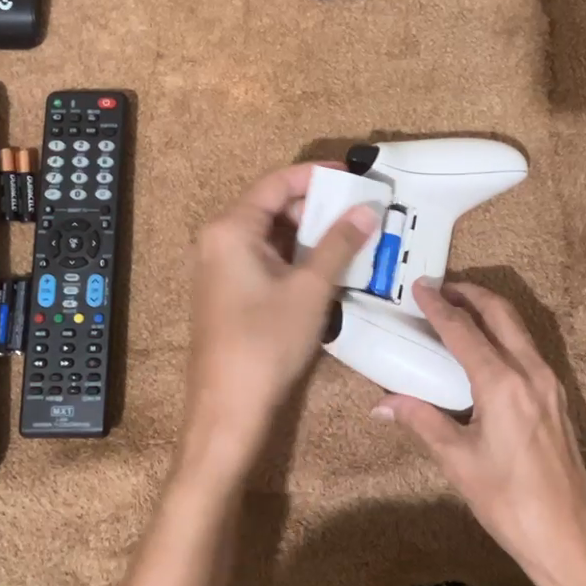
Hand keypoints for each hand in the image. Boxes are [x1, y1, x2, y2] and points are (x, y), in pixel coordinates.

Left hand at [177, 163, 377, 489]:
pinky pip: (265, 259)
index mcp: (230, 229)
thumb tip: (366, 209)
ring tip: (353, 238)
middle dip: (318, 207)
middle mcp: (218, 240)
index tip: (356, 177)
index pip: (277, 183)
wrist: (228, 409)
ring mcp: (220, 267)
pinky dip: (296, 257)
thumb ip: (338, 244)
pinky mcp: (228, 292)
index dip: (318, 176)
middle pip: (272, 206)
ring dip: (310, 234)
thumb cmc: (266, 343)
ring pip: (271, 235)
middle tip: (361, 211)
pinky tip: (328, 267)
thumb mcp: (310, 289)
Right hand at [373, 283, 585, 585]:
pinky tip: (485, 345)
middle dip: (470, 293)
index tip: (419, 287)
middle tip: (440, 287)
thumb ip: (421, 421)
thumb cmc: (507, 501)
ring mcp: (549, 382)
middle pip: (500, 313)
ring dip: (489, 309)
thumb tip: (381, 404)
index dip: (438, 306)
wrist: (567, 533)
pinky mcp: (557, 396)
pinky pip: (527, 347)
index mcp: (502, 384)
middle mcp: (530, 372)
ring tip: (459, 307)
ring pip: (518, 327)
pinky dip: (503, 332)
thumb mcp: (457, 461)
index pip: (464, 331)